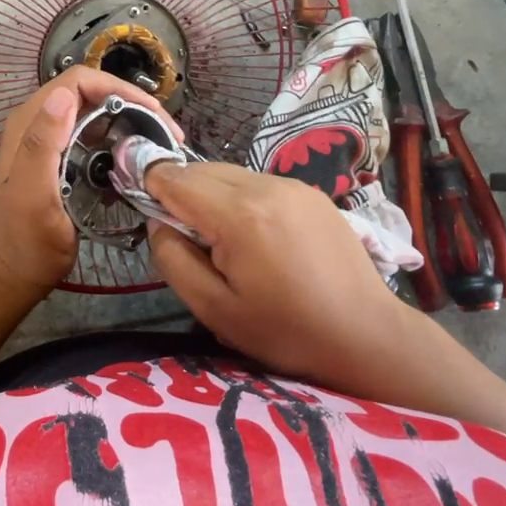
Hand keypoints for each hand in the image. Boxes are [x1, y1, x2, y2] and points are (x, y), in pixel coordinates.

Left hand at [0, 68, 175, 298]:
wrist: (15, 274)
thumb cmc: (26, 241)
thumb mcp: (32, 195)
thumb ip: (41, 145)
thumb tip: (65, 95)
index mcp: (28, 122)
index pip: (78, 81)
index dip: (118, 89)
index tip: (154, 114)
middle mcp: (37, 122)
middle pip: (90, 91)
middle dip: (132, 103)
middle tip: (167, 131)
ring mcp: (48, 140)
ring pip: (94, 111)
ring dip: (130, 119)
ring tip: (160, 141)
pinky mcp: (60, 157)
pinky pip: (93, 134)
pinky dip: (119, 138)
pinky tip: (138, 156)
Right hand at [145, 162, 420, 382]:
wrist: (366, 336)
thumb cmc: (285, 331)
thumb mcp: (214, 308)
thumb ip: (173, 260)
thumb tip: (159, 224)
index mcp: (239, 216)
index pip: (176, 180)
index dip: (151, 186)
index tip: (139, 201)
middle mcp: (266, 187)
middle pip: (201, 170)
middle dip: (180, 191)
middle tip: (178, 231)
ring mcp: (294, 186)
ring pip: (230, 174)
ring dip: (211, 194)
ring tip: (218, 238)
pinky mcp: (313, 195)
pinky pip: (259, 184)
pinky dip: (241, 199)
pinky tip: (252, 236)